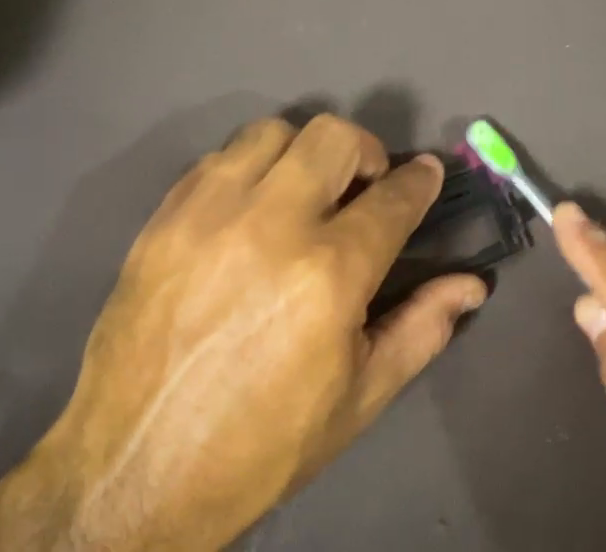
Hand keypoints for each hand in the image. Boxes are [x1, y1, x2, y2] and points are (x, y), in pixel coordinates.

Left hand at [0, 116, 485, 551]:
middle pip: (333, 138)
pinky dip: (249, 169)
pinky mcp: (162, 220)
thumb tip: (471, 283)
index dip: (420, 180)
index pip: (393, 197)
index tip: (426, 175)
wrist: (134, 473)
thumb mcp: (360, 399)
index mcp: (329, 275)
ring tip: (305, 192)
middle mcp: (270, 226)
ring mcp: (208, 216)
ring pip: (271, 133)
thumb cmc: (263, 444)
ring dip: (303, 153)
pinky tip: (251, 209)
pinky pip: (216, 159)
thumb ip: (422, 328)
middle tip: (366, 188)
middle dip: (366, 152)